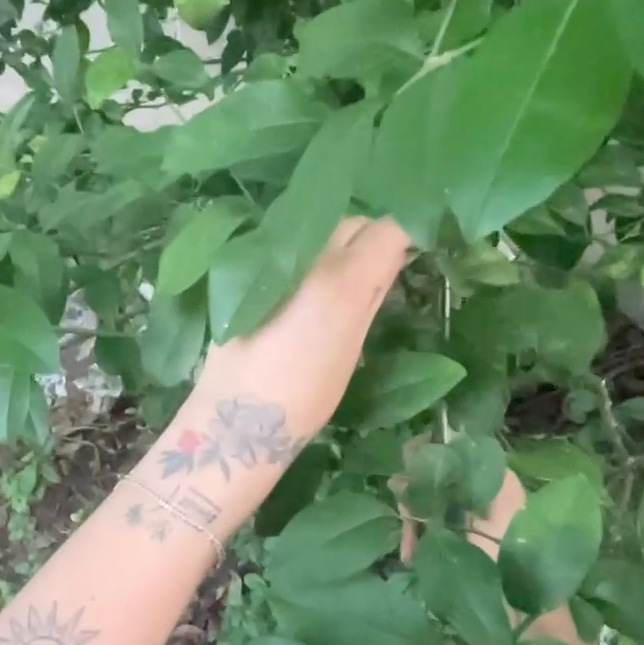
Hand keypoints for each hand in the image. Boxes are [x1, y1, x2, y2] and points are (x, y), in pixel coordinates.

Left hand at [192, 216, 409, 435]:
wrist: (235, 420)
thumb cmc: (303, 399)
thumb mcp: (351, 349)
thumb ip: (372, 297)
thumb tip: (392, 259)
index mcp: (339, 282)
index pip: (387, 230)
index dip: (404, 238)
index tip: (408, 256)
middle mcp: (306, 257)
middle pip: (351, 224)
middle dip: (369, 239)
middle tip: (377, 271)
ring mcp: (271, 257)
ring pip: (319, 230)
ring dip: (337, 246)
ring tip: (341, 282)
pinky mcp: (244, 269)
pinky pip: (290, 246)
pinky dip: (307, 256)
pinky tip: (305, 288)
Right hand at [404, 468, 594, 644]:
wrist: (531, 623)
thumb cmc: (510, 567)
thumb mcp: (474, 527)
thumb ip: (436, 499)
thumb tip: (399, 478)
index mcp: (493, 478)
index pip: (449, 448)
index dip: (423, 458)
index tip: (405, 482)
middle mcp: (482, 491)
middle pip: (434, 477)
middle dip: (415, 498)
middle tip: (407, 527)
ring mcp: (472, 517)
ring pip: (429, 504)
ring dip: (414, 523)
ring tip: (410, 553)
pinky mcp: (463, 542)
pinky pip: (433, 529)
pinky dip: (421, 539)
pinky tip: (413, 558)